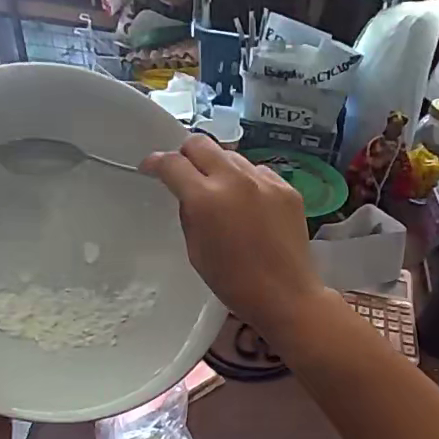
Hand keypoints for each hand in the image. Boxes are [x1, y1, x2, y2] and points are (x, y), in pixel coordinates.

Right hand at [141, 135, 329, 333]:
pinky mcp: (286, 187)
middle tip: (184, 174)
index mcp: (205, 199)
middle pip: (201, 143)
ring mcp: (265, 180)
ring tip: (221, 195)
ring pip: (231, 156)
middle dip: (186, 155)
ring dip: (218, 168)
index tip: (151, 168)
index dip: (156, 163)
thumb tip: (187, 194)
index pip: (172, 163)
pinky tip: (249, 207)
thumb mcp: (196, 251)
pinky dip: (246, 182)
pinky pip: (257, 172)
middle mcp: (235, 180)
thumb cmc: (234, 283)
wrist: (286, 295)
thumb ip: (189, 214)